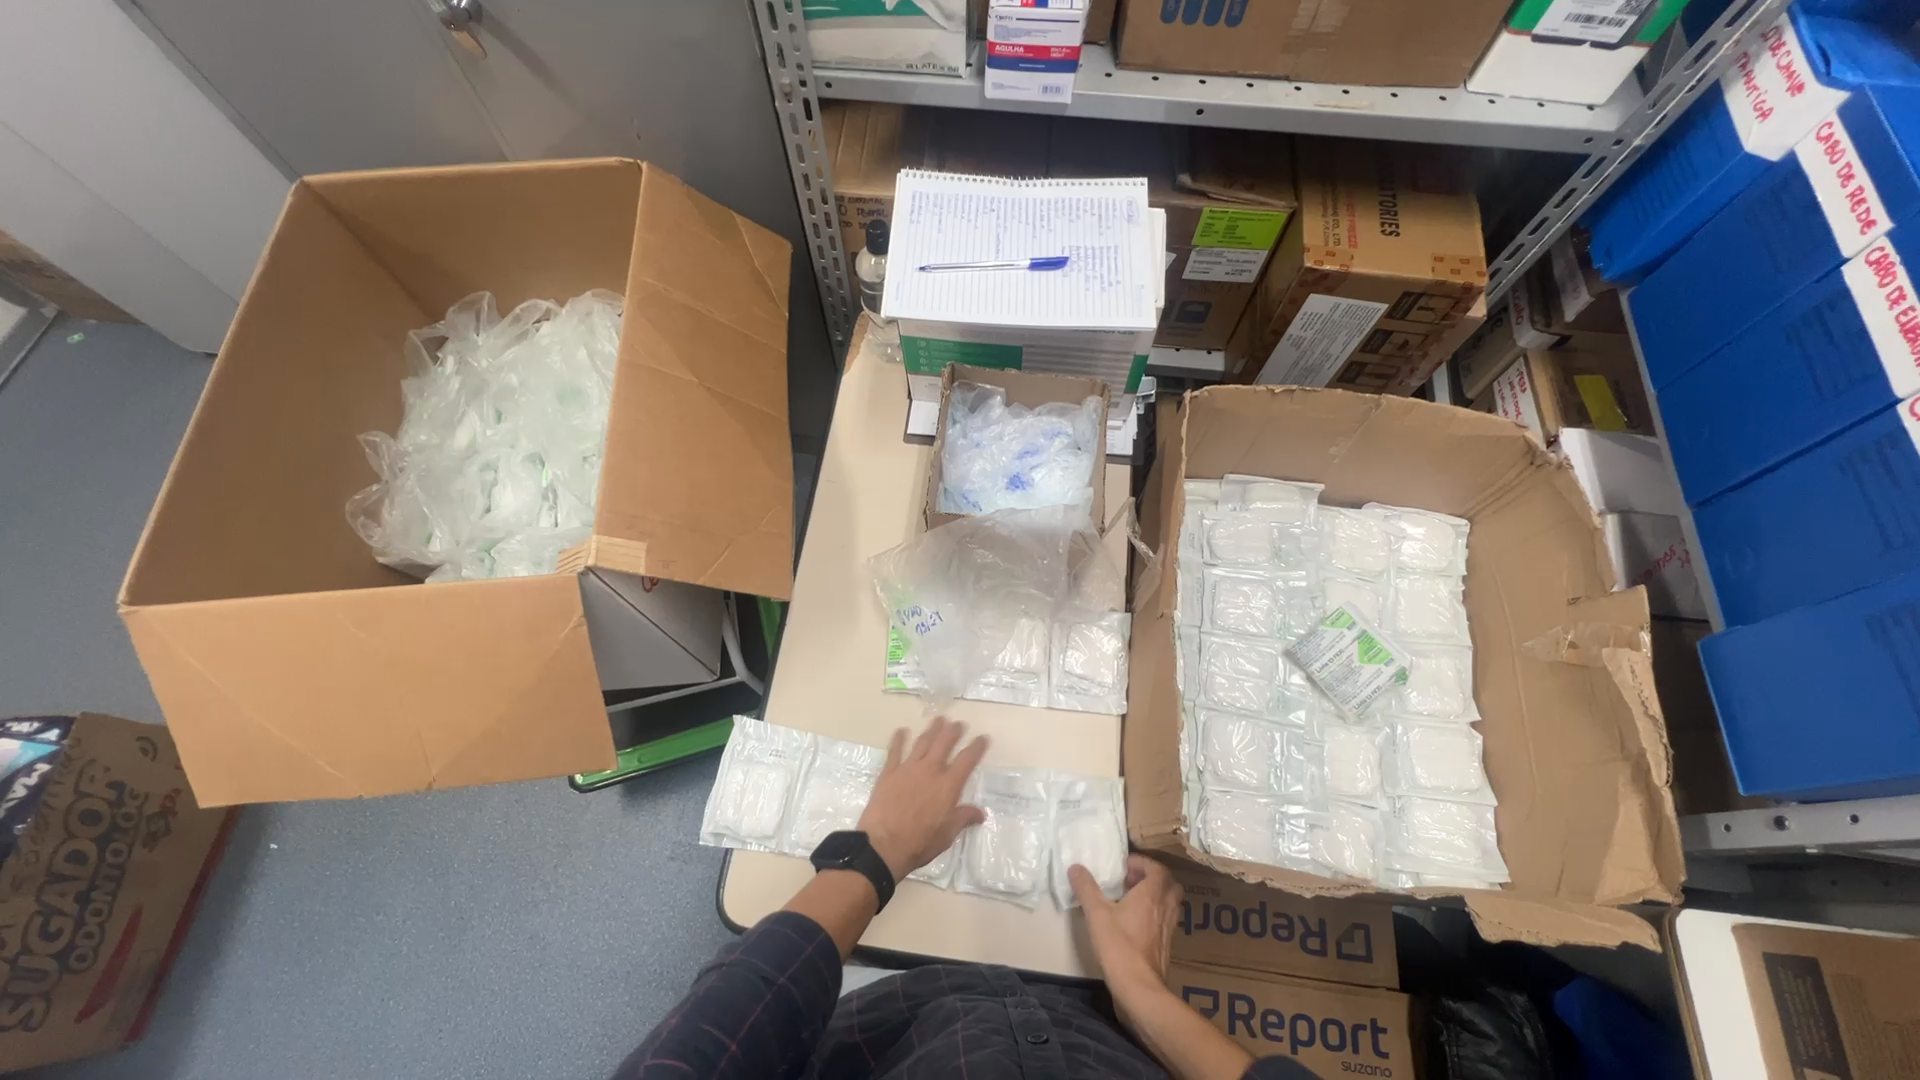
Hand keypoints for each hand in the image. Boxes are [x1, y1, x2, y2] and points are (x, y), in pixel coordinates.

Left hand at [856, 716, 988, 882]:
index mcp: (948, 785)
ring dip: (932, 730)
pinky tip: (901, 731)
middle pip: (944, 743)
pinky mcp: (889, 773)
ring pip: (923, 742)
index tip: (983, 738)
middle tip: (958, 724)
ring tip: (938, 720)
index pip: (967, 760)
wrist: (884, 844)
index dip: (976, 747)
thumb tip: (980, 813)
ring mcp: (908, 769)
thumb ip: (963, 818)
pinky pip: (895, 751)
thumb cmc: (920, 842)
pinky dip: (898, 740)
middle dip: (953, 731)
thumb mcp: (947, 835)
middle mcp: (930, 771)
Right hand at [1071, 855, 1181, 1029]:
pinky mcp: (1165, 946)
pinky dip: (1155, 916)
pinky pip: (1165, 921)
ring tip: (1133, 901)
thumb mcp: (1096, 914)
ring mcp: (1168, 929)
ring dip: (1155, 897)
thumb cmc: (1118, 946)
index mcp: (1151, 895)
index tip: (1124, 867)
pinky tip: (1136, 925)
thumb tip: (1076, 867)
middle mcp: (1164, 908)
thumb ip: (1086, 888)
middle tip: (1132, 881)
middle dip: (1153, 878)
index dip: (1143, 863)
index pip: (1158, 869)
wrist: (1139, 989)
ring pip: (1170, 904)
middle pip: (1170, 885)